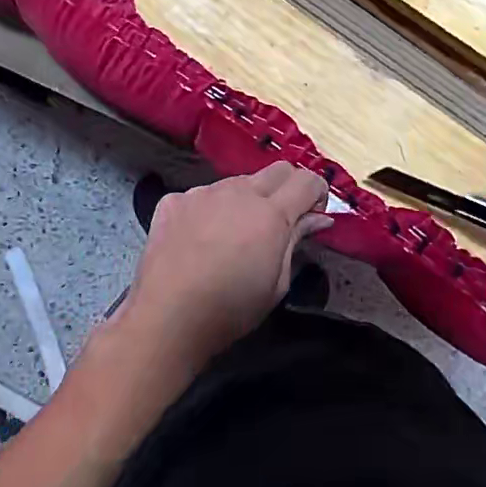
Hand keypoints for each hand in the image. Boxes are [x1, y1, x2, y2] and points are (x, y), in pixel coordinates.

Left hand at [105, 162, 331, 376]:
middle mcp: (237, 192)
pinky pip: (201, 196)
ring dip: (246, 200)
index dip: (318, 193)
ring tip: (234, 236)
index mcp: (270, 214)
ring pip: (236, 183)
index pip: (306, 180)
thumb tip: (318, 218)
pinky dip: (209, 211)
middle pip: (276, 170)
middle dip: (288, 188)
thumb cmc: (231, 308)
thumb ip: (296, 241)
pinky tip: (199, 240)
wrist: (167, 315)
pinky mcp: (173, 201)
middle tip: (281, 222)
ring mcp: (201, 193)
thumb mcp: (277, 283)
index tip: (313, 214)